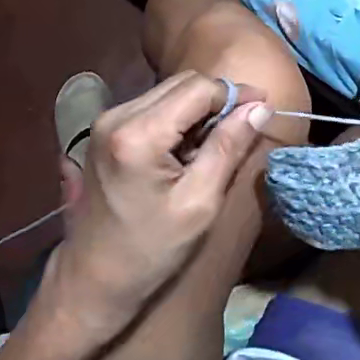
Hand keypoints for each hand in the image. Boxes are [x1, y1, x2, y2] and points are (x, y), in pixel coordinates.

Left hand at [42, 72, 270, 347]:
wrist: (95, 276)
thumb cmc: (152, 249)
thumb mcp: (200, 203)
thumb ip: (228, 147)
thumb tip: (260, 107)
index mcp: (138, 133)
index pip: (198, 88)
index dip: (236, 93)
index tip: (264, 108)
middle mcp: (117, 115)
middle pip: (181, 83)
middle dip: (217, 100)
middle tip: (242, 129)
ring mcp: (106, 120)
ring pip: (167, 91)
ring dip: (197, 109)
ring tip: (214, 146)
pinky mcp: (105, 129)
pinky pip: (152, 106)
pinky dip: (177, 118)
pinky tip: (187, 150)